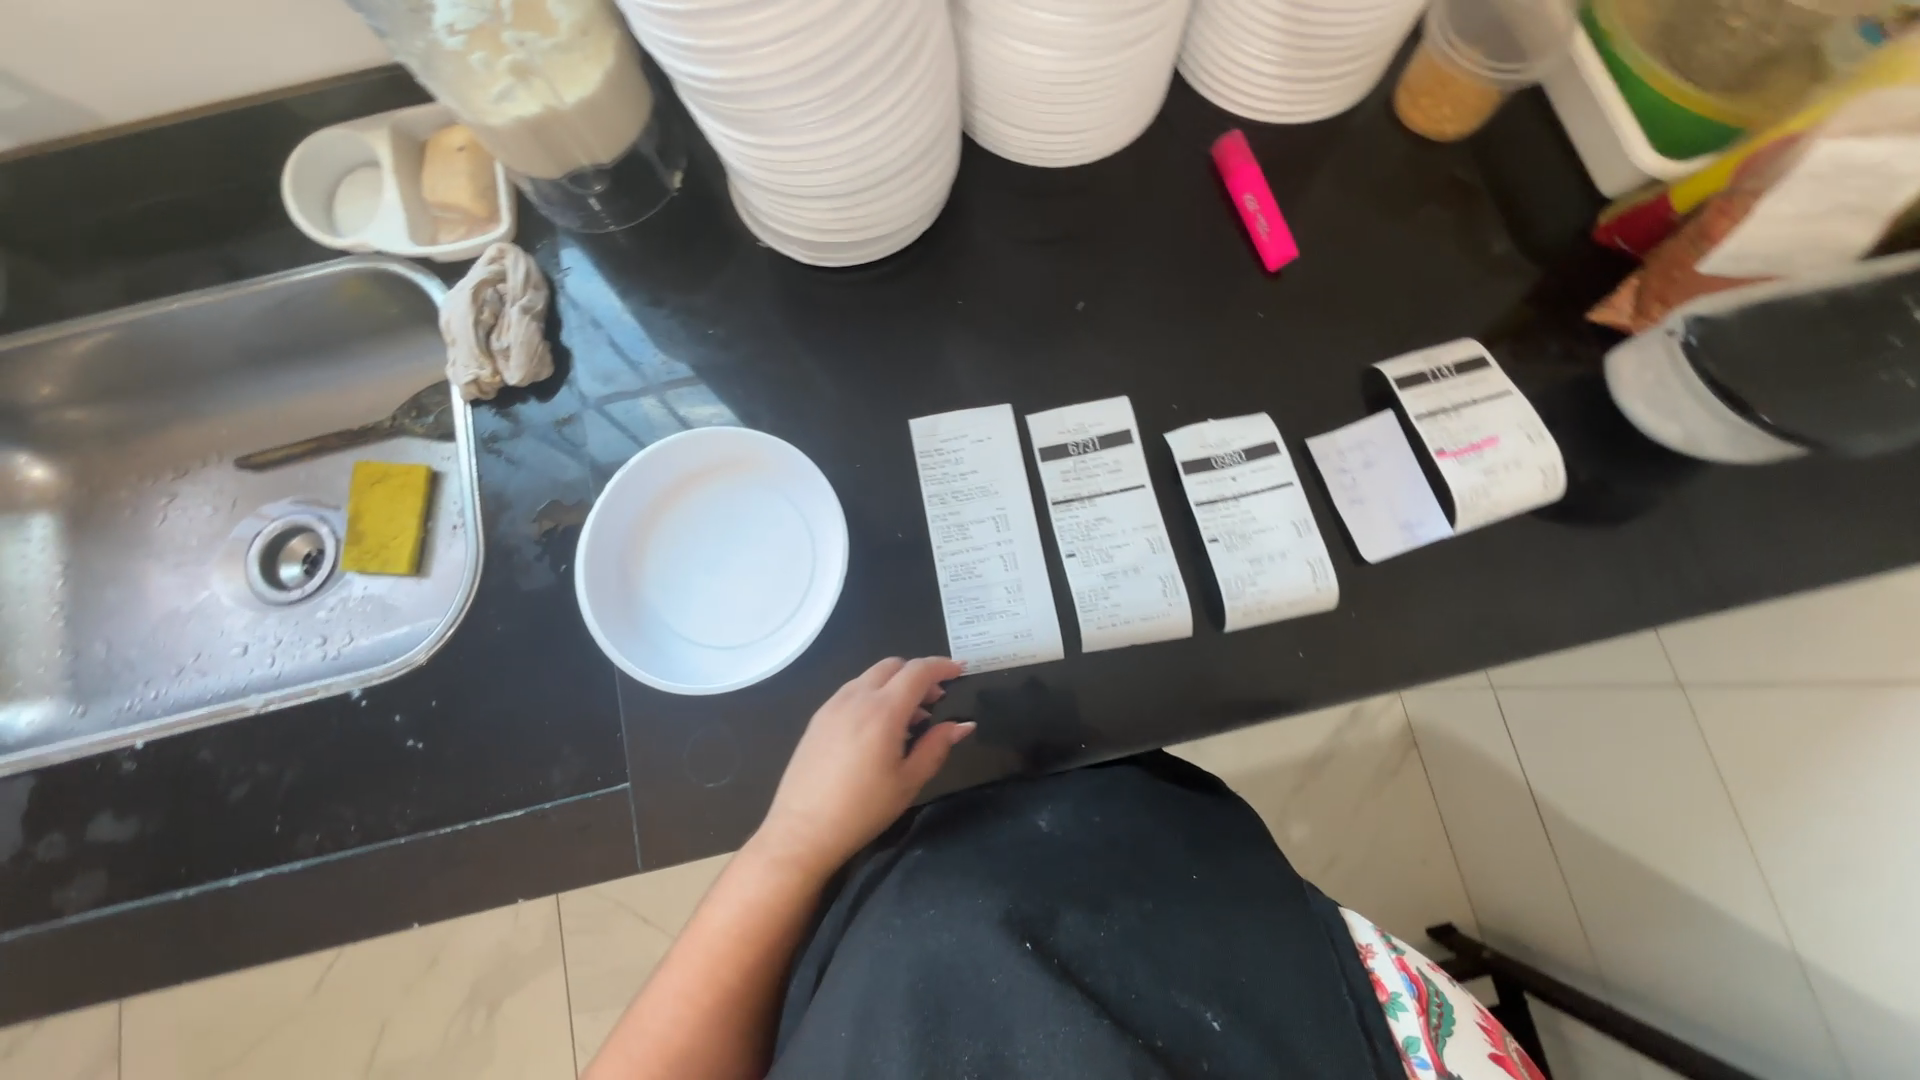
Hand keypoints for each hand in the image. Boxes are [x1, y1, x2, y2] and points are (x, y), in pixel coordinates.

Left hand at [753, 657, 972, 880]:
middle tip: (935, 700)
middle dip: (918, 674)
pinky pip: (852, 692)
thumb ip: (937, 746)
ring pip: (870, 677)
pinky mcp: (817, 718)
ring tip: (909, 718)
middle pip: (892, 666)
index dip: (942, 666)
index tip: (959, 670)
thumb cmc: (863, 809)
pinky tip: (878, 728)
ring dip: (894, 684)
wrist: (802, 830)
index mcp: (883, 710)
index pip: (918, 671)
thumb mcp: (909, 781)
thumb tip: (962, 724)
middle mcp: (856, 698)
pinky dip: (873, 695)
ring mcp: (832, 705)